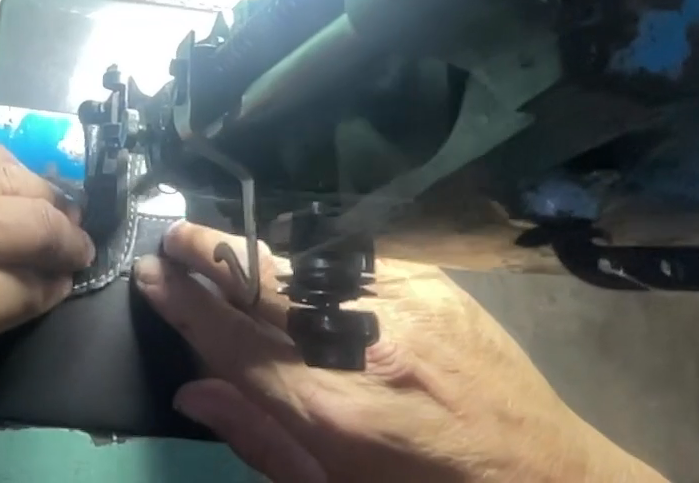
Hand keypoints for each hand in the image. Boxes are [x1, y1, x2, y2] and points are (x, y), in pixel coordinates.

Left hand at [0, 129, 94, 418]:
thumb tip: (14, 293)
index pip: (29, 288)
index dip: (55, 290)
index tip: (66, 285)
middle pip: (35, 223)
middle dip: (68, 240)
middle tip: (80, 247)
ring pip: (10, 173)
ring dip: (45, 193)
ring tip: (56, 206)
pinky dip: (0, 159)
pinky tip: (10, 172)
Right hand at [135, 223, 664, 482]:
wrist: (548, 481)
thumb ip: (259, 441)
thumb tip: (190, 388)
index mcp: (332, 416)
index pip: (231, 341)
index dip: (183, 305)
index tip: (151, 276)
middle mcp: (358, 346)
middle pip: (258, 283)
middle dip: (205, 254)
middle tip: (171, 240)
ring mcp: (395, 303)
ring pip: (296, 259)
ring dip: (245, 245)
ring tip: (211, 239)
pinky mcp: (426, 279)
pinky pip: (344, 252)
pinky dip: (302, 251)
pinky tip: (282, 251)